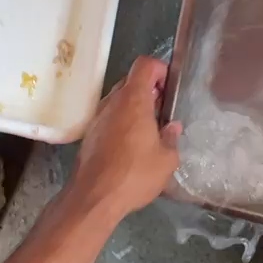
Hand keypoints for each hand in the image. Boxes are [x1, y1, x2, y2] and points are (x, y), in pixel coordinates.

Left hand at [65, 55, 181, 219]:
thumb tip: (172, 127)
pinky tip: (133, 146)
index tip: (170, 88)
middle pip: (131, 81)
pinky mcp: (90, 134)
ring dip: (136, 107)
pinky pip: (110, 117)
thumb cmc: (134, 174)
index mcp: (134, 100)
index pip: (144, 65)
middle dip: (150, 90)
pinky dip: (123, 122)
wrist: (94, 197)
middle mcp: (113, 102)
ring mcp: (98, 117)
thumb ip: (172, 138)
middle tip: (164, 112)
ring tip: (151, 131)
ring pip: (119, 100)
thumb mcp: (167, 160)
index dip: (160, 69)